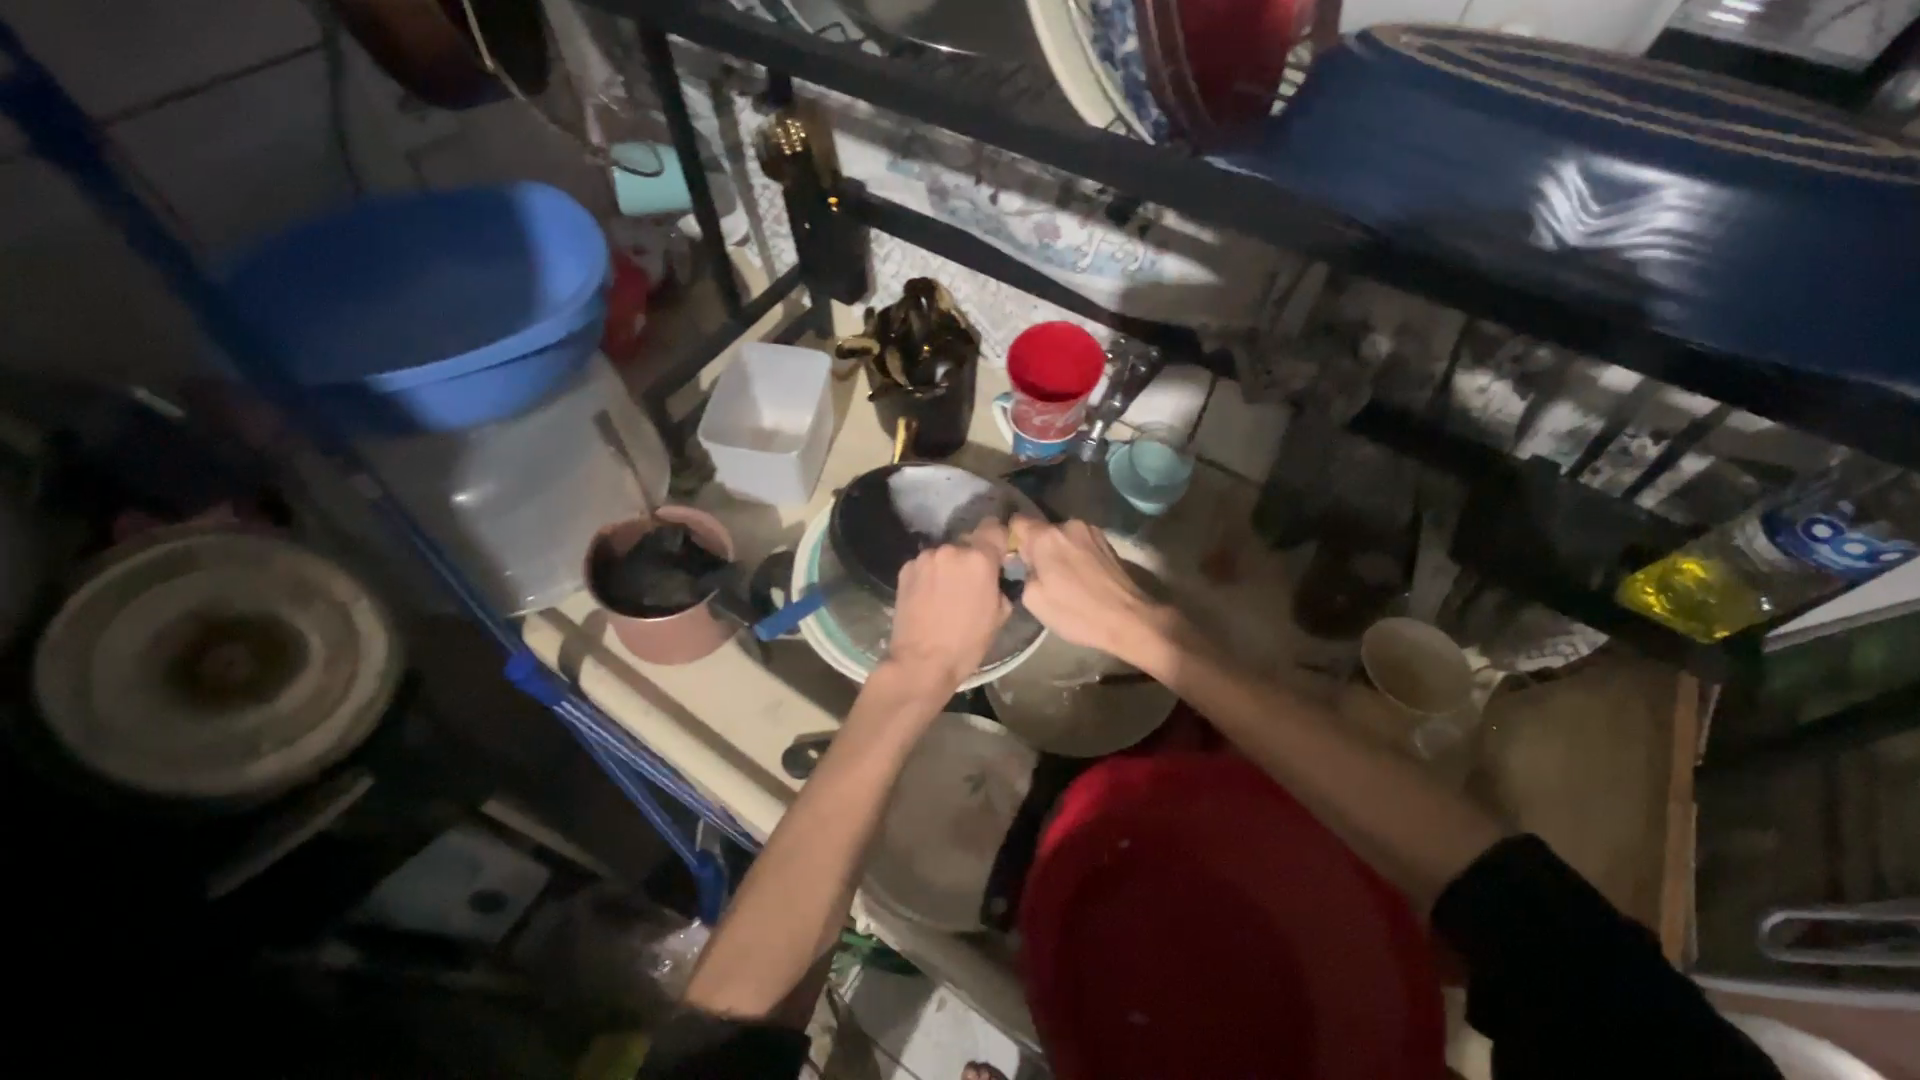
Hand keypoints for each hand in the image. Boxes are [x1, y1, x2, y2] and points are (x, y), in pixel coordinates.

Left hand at [886, 519, 1012, 691]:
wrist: (921, 662)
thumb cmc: (967, 643)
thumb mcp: (999, 615)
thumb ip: (1000, 585)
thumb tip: (995, 576)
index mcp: (979, 559)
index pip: (994, 528)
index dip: (997, 539)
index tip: (997, 551)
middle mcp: (951, 549)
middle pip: (967, 543)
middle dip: (971, 558)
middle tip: (970, 582)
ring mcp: (925, 558)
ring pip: (944, 554)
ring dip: (948, 566)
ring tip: (945, 593)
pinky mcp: (905, 568)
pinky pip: (925, 565)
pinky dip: (929, 575)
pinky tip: (927, 597)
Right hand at [1008, 516, 1167, 661]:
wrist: (1129, 618)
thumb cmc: (1076, 612)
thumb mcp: (1034, 600)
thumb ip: (1022, 572)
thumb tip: (1024, 563)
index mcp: (1046, 536)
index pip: (1017, 521)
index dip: (1011, 538)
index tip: (1013, 558)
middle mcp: (1068, 525)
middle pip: (1041, 530)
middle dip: (1036, 547)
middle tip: (1038, 574)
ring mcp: (1091, 531)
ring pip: (1062, 537)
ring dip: (1057, 551)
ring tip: (1063, 578)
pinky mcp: (1107, 541)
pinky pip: (1079, 543)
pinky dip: (1075, 555)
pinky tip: (1081, 576)